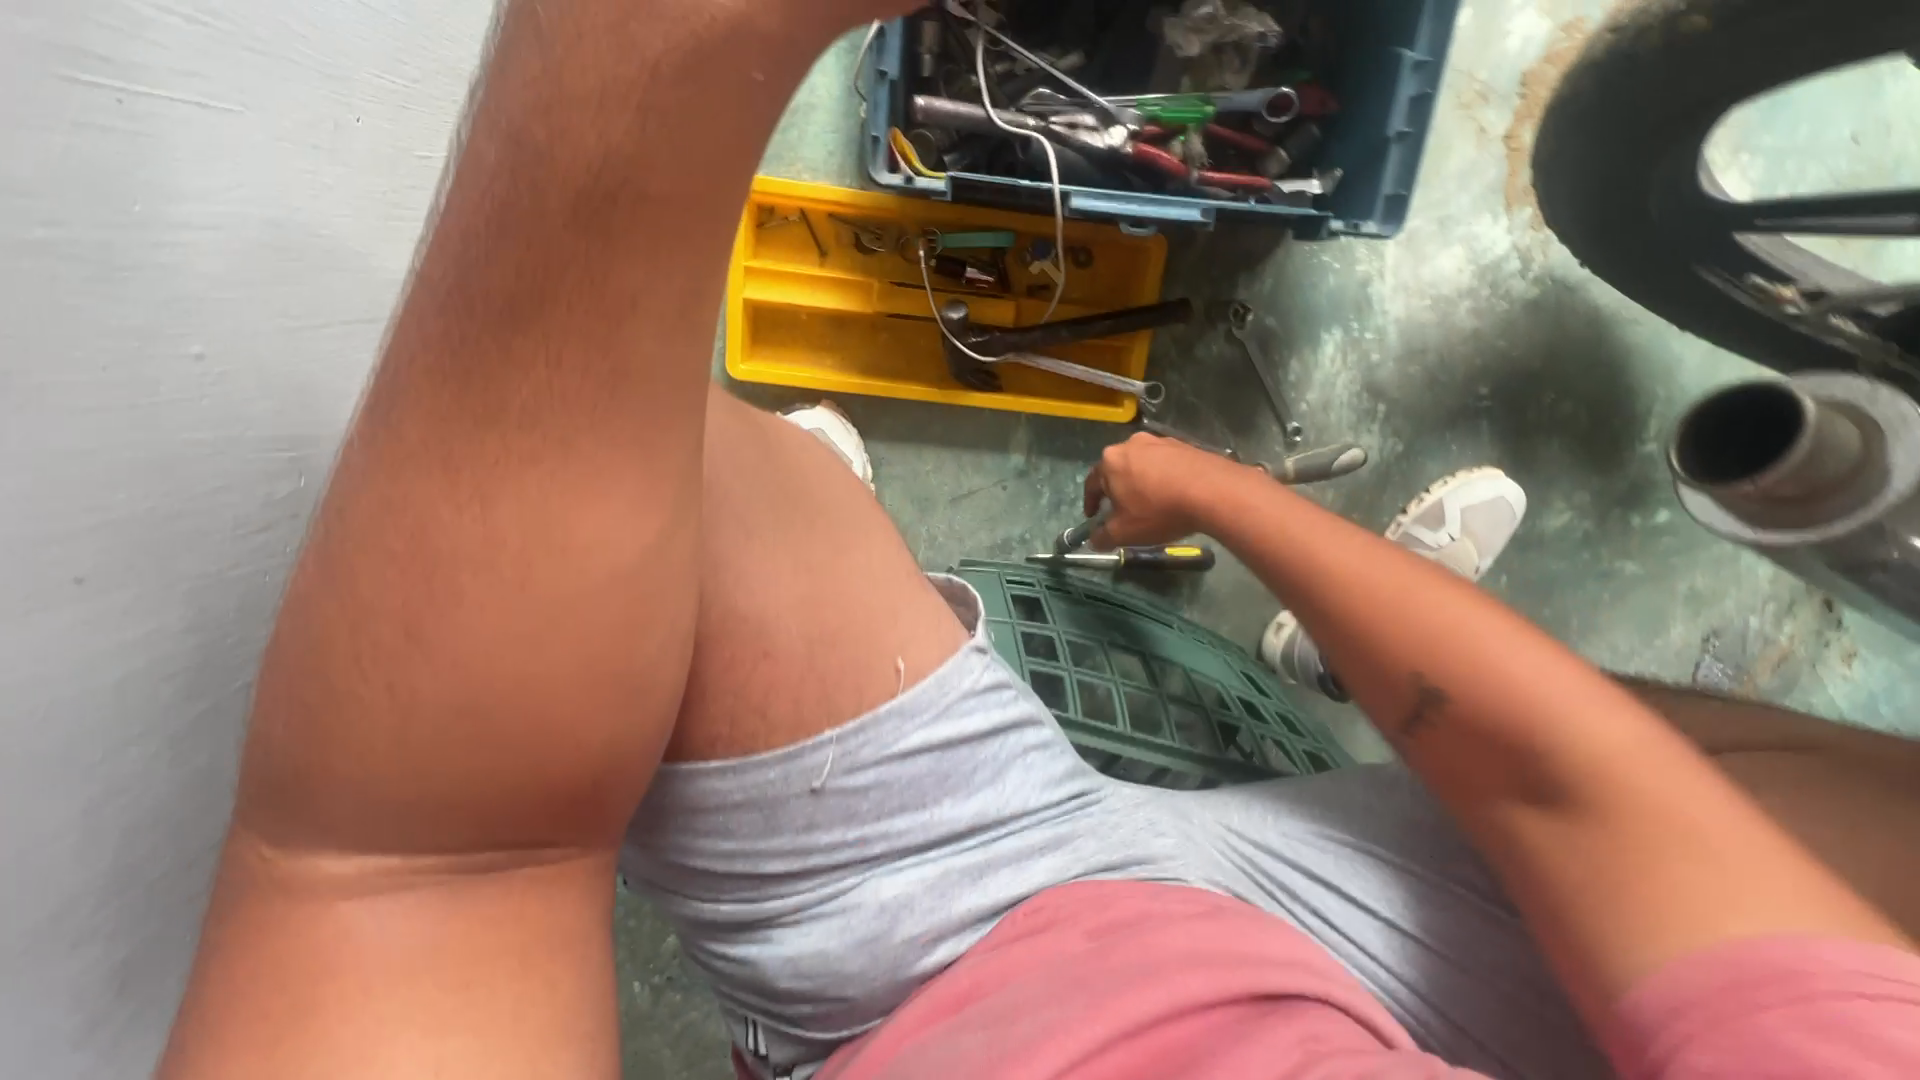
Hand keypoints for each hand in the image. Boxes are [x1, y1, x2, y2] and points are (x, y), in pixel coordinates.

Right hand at [1082, 433, 1250, 549]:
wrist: (1213, 492)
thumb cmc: (1159, 511)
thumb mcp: (1125, 533)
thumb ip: (1103, 537)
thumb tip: (1093, 541)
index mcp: (1110, 461)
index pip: (1091, 483)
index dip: (1089, 502)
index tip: (1092, 516)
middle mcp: (1131, 444)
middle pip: (1117, 469)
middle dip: (1116, 489)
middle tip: (1122, 509)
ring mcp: (1159, 441)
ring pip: (1142, 464)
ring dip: (1140, 481)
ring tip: (1149, 501)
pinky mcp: (1183, 445)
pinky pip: (1165, 463)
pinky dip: (1163, 477)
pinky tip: (1172, 493)